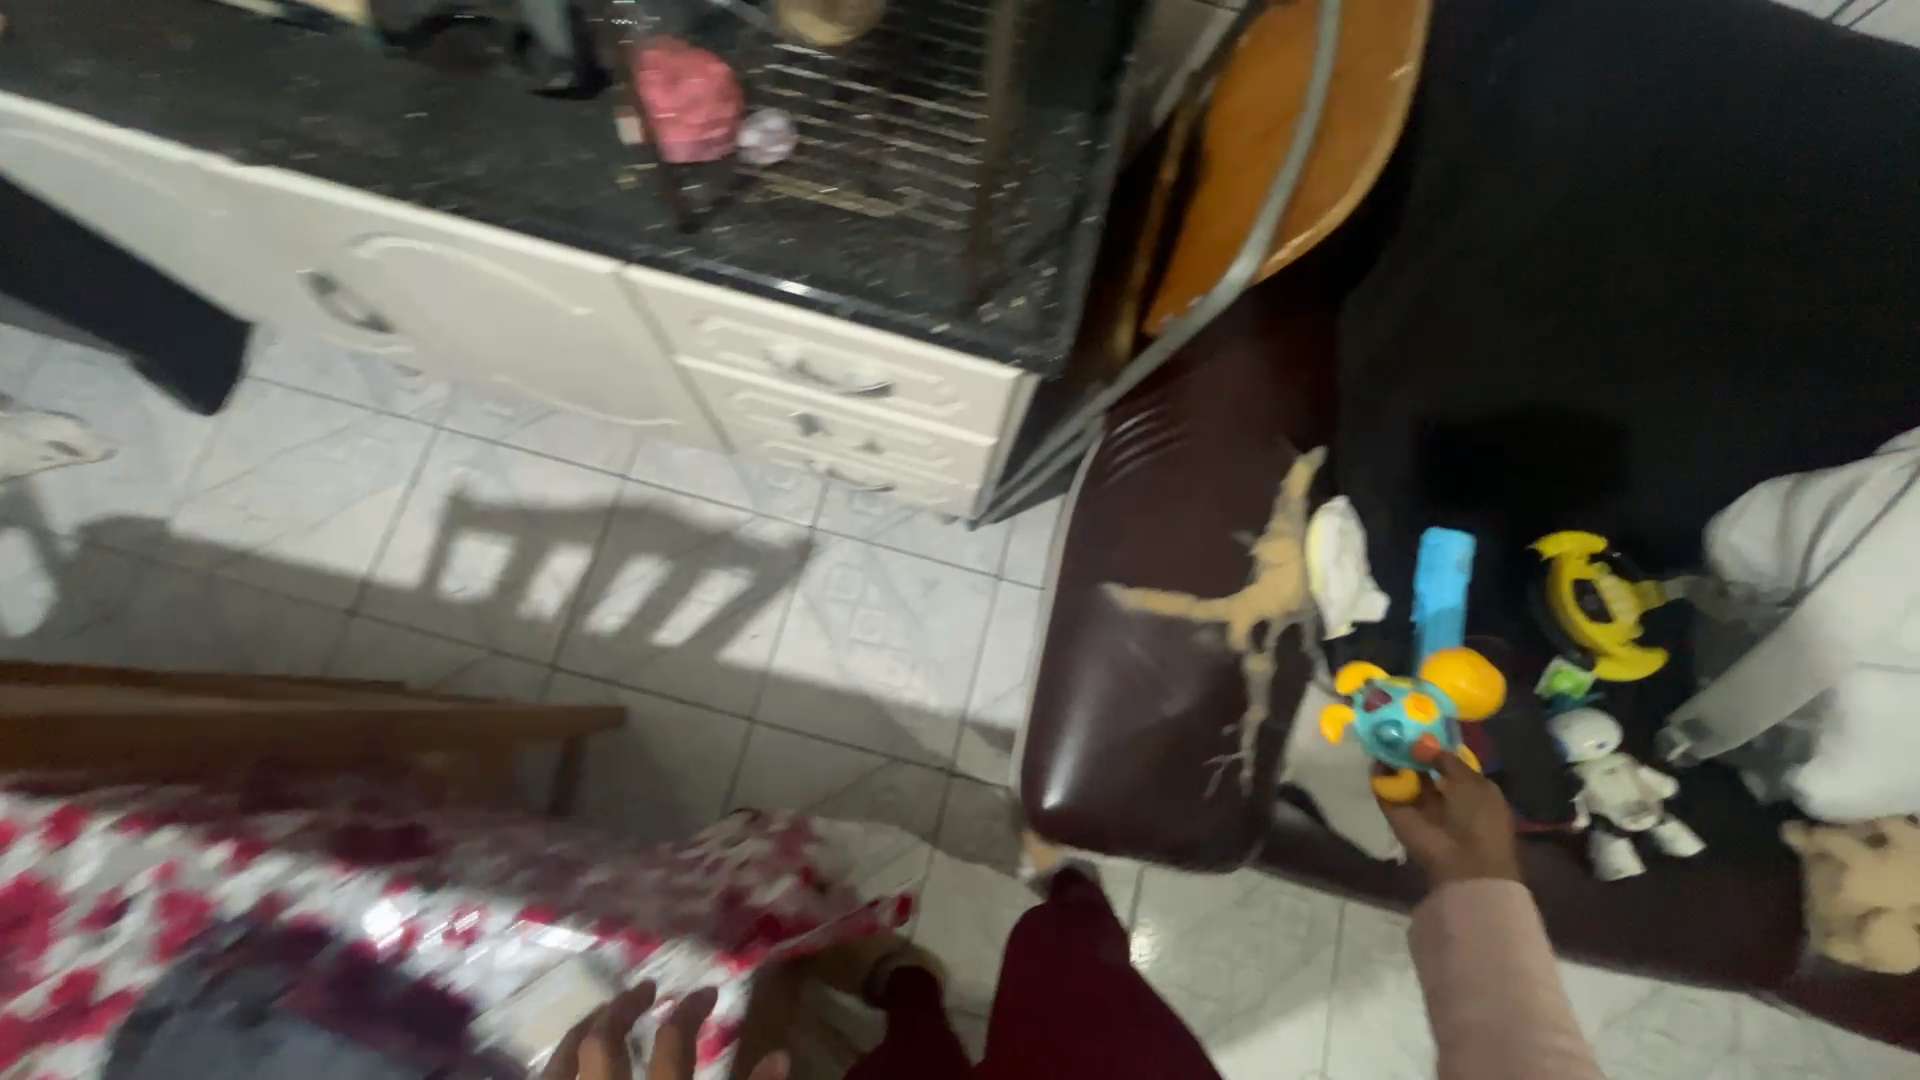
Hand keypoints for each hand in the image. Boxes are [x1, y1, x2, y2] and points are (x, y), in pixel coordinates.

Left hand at [543, 982, 789, 1079]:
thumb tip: (780, 1058)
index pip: (673, 1038)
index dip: (692, 1007)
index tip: (710, 993)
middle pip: (604, 1041)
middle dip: (625, 1005)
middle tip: (647, 990)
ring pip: (559, 1066)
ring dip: (580, 1032)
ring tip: (600, 1016)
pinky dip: (553, 1072)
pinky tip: (567, 1069)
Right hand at [1377, 736, 1522, 888]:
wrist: (1463, 860)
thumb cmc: (1480, 819)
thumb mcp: (1474, 783)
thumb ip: (1449, 761)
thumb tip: (1425, 745)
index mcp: (1466, 789)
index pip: (1444, 763)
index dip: (1433, 746)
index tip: (1419, 727)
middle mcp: (1439, 795)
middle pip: (1419, 767)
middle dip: (1409, 749)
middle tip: (1395, 727)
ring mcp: (1415, 803)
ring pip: (1400, 775)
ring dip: (1392, 757)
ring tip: (1382, 735)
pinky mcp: (1394, 810)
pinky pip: (1384, 787)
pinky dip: (1378, 772)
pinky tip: (1375, 753)